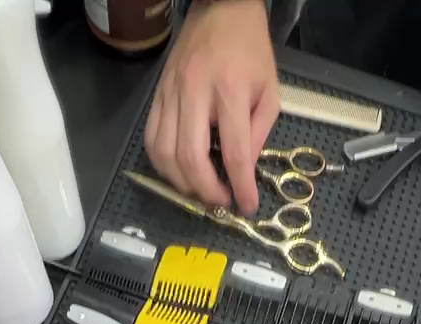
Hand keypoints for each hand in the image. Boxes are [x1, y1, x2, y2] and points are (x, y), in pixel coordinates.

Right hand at [144, 0, 278, 214]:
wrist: (220, 10)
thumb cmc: (250, 52)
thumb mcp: (269, 92)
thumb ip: (259, 134)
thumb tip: (244, 172)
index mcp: (230, 90)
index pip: (233, 152)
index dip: (241, 186)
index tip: (247, 206)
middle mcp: (195, 91)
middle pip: (190, 157)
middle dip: (206, 190)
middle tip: (220, 202)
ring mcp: (171, 93)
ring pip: (165, 153)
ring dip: (182, 182)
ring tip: (200, 190)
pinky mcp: (157, 95)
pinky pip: (151, 139)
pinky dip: (162, 165)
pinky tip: (179, 172)